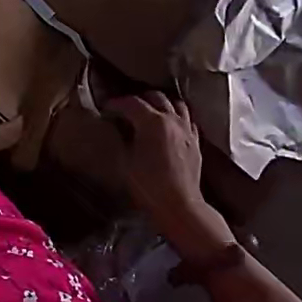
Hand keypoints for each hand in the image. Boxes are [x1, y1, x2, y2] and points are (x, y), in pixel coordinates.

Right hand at [105, 92, 235, 259]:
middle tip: (125, 109)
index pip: (130, 103)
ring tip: (149, 111)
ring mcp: (187, 129)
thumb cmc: (147, 184)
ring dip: (160, 103)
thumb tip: (117, 127)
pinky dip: (176, 116)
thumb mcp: (125, 160)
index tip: (104, 108)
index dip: (115, 103)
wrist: (178, 204)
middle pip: (155, 97)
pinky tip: (169, 125)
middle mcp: (172, 119)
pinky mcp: (196, 141)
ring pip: (175, 103)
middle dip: (138, 99)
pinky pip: (187, 119)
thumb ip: (121, 138)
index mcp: (152, 122)